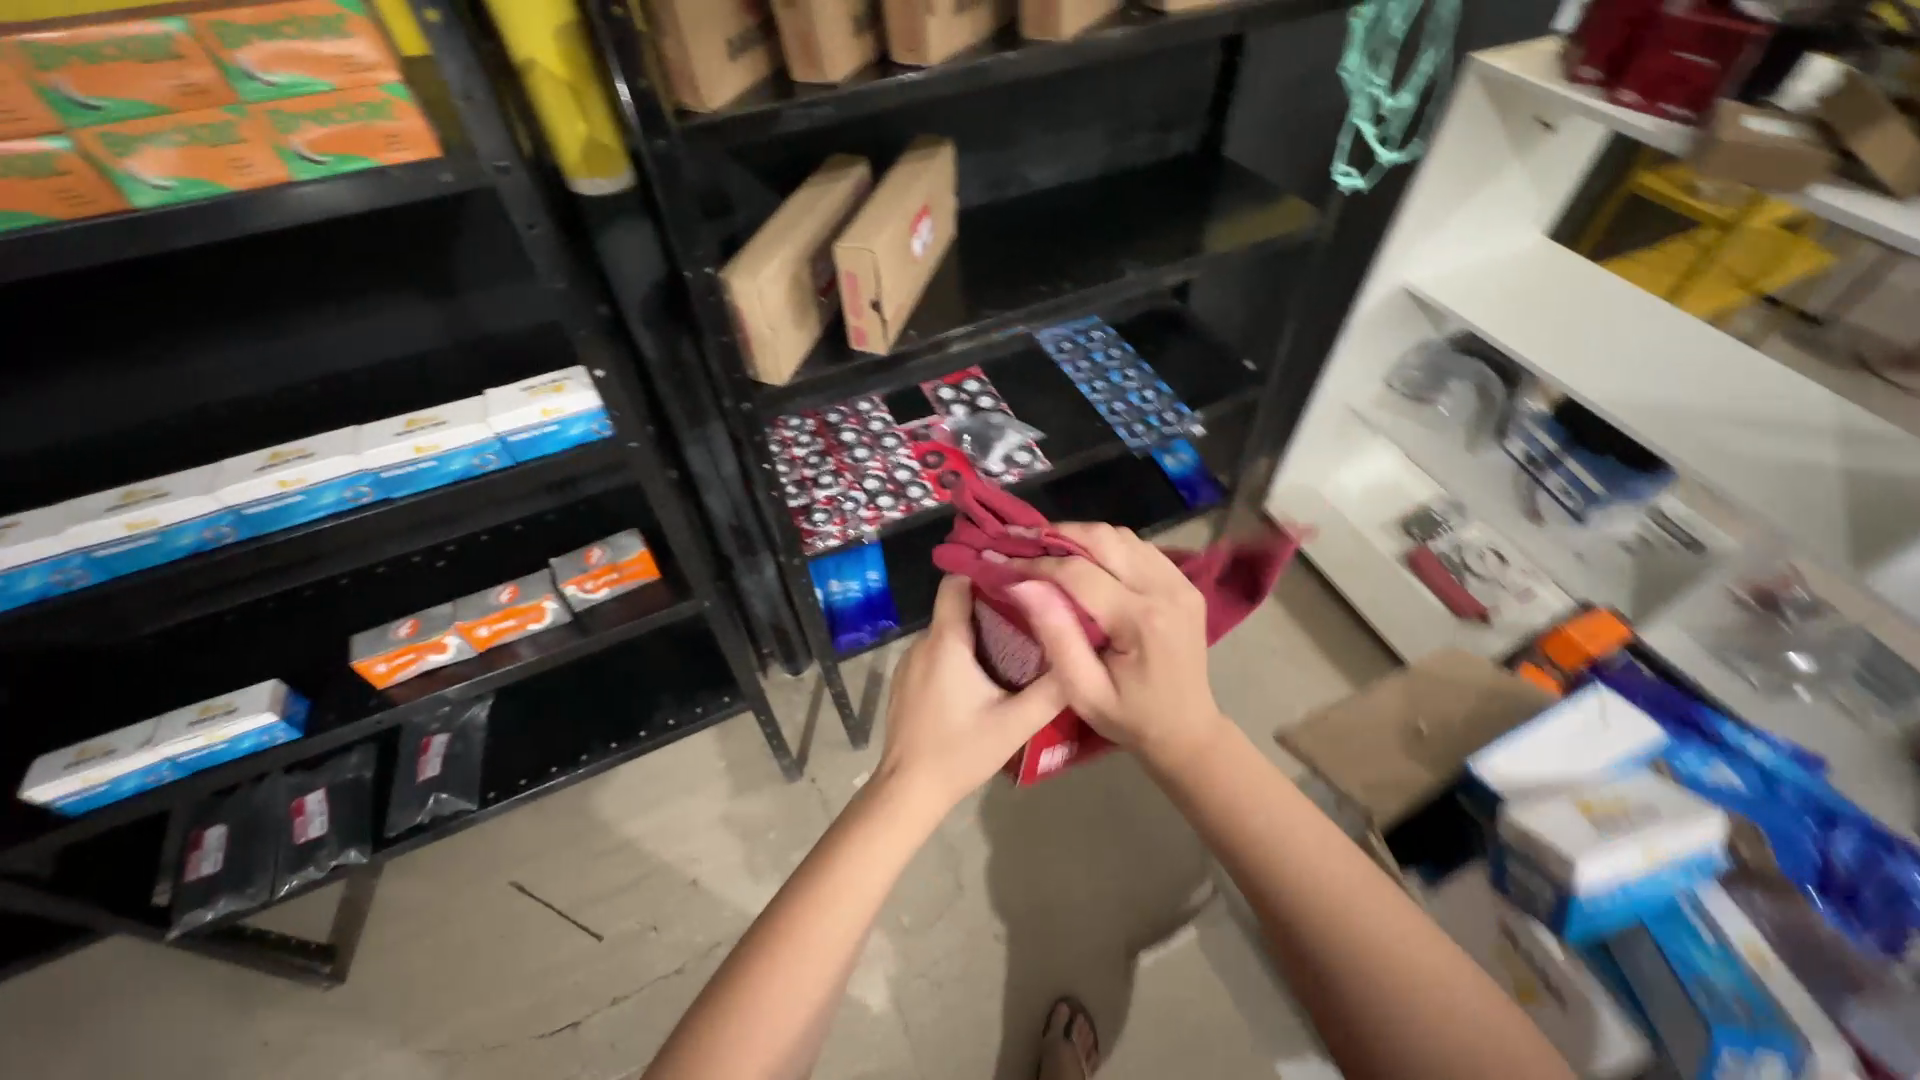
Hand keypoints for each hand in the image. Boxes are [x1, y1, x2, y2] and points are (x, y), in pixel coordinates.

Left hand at [877, 575, 1068, 810]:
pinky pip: (936, 653)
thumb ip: (1052, 689)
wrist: (908, 790)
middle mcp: (922, 643)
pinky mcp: (905, 682)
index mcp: (946, 642)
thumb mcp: (1016, 723)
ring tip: (1015, 647)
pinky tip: (983, 677)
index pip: (957, 582)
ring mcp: (909, 663)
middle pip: (957, 607)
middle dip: (992, 607)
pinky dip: (959, 655)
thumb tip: (1081, 654)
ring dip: (977, 634)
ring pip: (948, 632)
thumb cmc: (960, 752)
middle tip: (1032, 617)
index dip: (985, 573)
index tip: (1019, 577)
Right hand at [1006, 523, 1229, 763]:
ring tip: (1048, 551)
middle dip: (1057, 535)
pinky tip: (1086, 561)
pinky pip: (1140, 548)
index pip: (1078, 572)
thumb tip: (1022, 585)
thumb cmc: (1130, 717)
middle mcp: (1165, 590)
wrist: (1187, 728)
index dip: (1037, 563)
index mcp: (1140, 620)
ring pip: (1122, 536)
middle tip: (1022, 542)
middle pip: (1104, 538)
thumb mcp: (1083, 691)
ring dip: (1082, 537)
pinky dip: (1108, 547)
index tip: (1003, 561)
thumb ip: (1055, 634)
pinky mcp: (1185, 583)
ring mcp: (1181, 582)